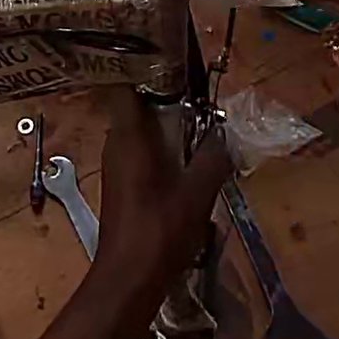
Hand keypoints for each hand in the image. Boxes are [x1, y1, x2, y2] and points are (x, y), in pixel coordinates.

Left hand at [94, 85, 231, 274]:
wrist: (128, 275)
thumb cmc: (159, 230)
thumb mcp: (196, 195)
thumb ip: (211, 160)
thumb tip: (224, 134)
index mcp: (128, 135)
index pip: (123, 86)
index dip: (139, 69)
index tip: (164, 63)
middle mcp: (115, 141)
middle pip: (133, 107)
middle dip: (160, 99)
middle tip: (191, 95)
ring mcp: (114, 161)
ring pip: (136, 130)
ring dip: (160, 126)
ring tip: (192, 126)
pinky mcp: (118, 180)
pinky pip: (136, 150)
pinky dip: (156, 148)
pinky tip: (179, 162)